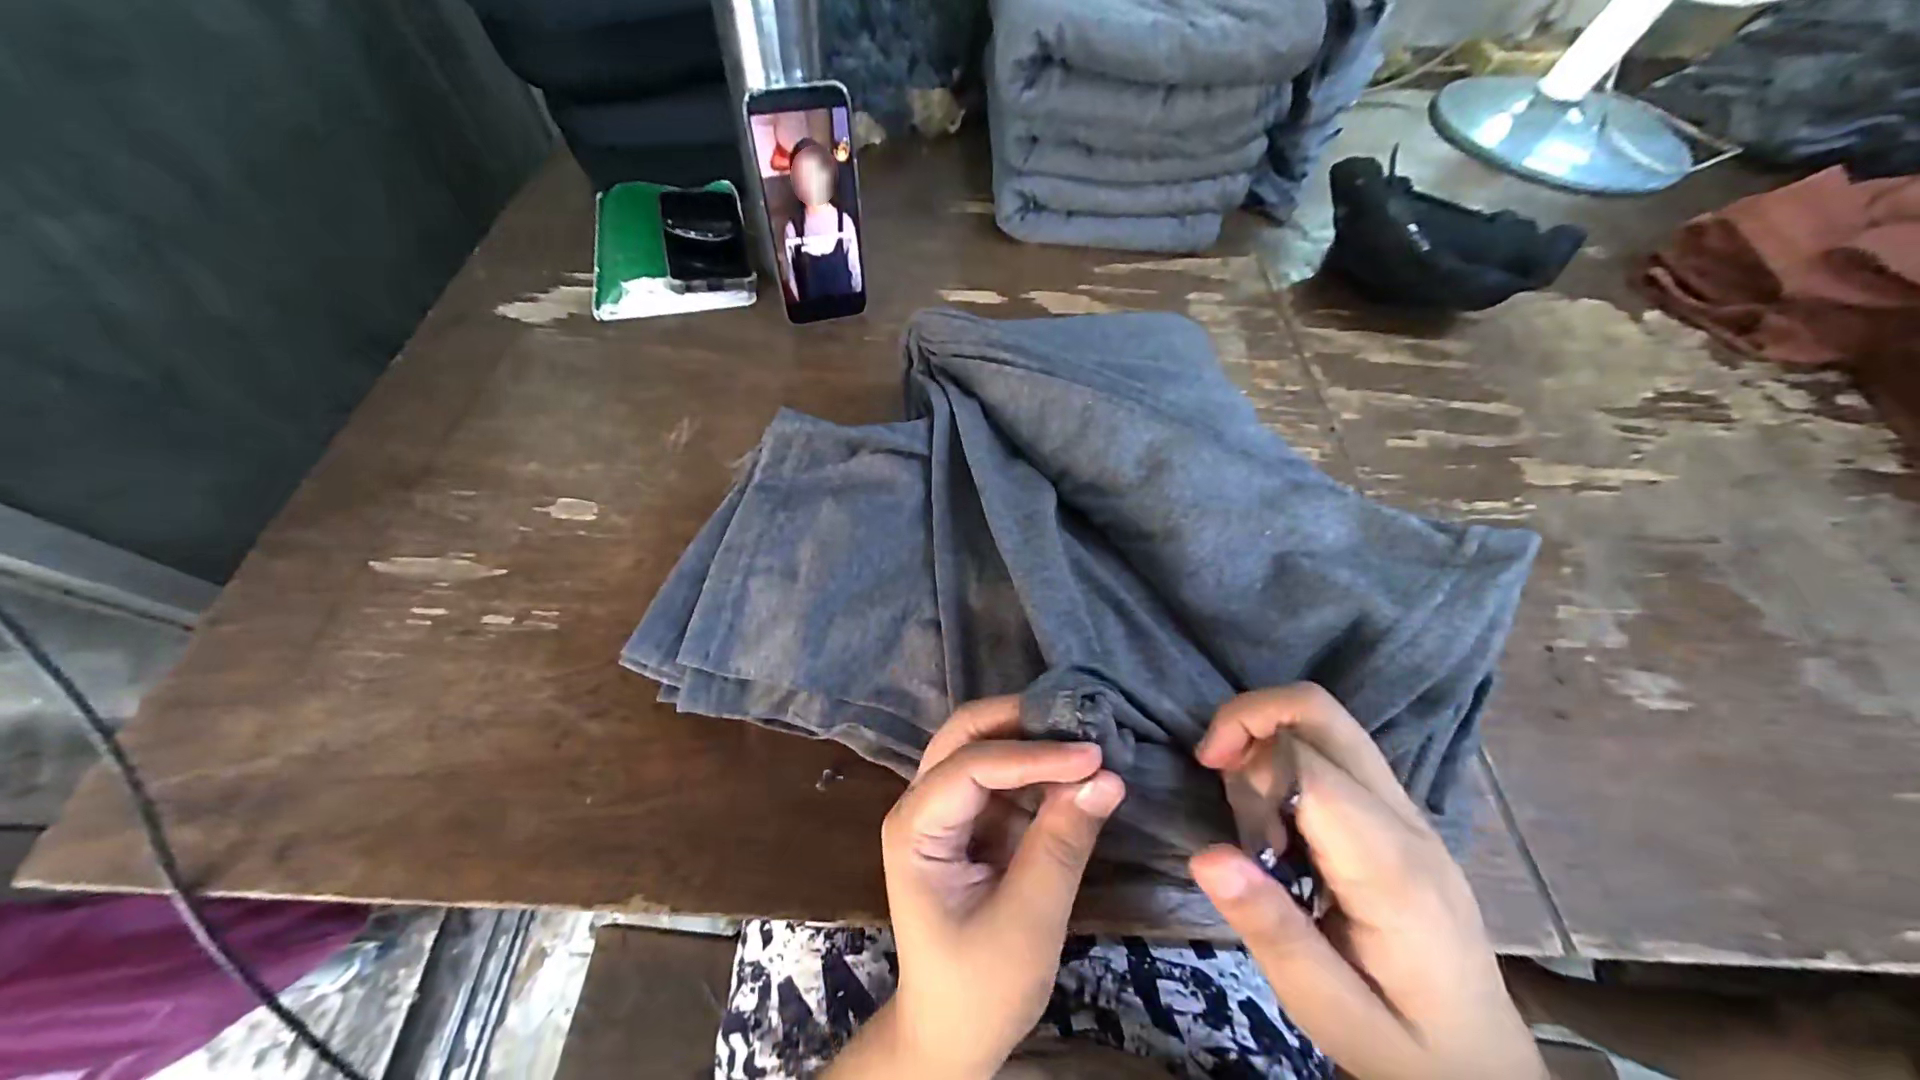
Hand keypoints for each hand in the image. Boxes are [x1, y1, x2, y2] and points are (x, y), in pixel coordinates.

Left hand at [824, 697, 1125, 1079]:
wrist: (954, 1031)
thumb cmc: (979, 987)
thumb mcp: (1027, 922)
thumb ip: (1062, 845)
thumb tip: (1108, 777)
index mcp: (916, 828)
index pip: (970, 766)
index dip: (1033, 755)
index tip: (1093, 756)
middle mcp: (924, 804)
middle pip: (966, 734)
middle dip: (1022, 721)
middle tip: (1082, 724)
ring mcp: (949, 809)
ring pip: (986, 745)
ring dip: (1035, 739)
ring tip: (1090, 743)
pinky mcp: (976, 821)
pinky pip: (1008, 776)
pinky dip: (1043, 768)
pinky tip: (1079, 771)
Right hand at [1188, 685, 1544, 1079]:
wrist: (1487, 1068)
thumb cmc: (1404, 1046)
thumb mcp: (1327, 1008)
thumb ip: (1270, 929)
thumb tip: (1205, 855)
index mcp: (1391, 868)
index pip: (1309, 765)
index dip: (1250, 762)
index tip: (1217, 796)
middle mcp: (1406, 821)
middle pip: (1322, 712)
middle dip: (1251, 715)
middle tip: (1213, 763)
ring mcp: (1410, 813)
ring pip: (1328, 722)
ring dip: (1268, 734)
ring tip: (1244, 802)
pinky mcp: (1401, 817)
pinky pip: (1336, 751)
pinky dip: (1287, 753)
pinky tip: (1275, 815)